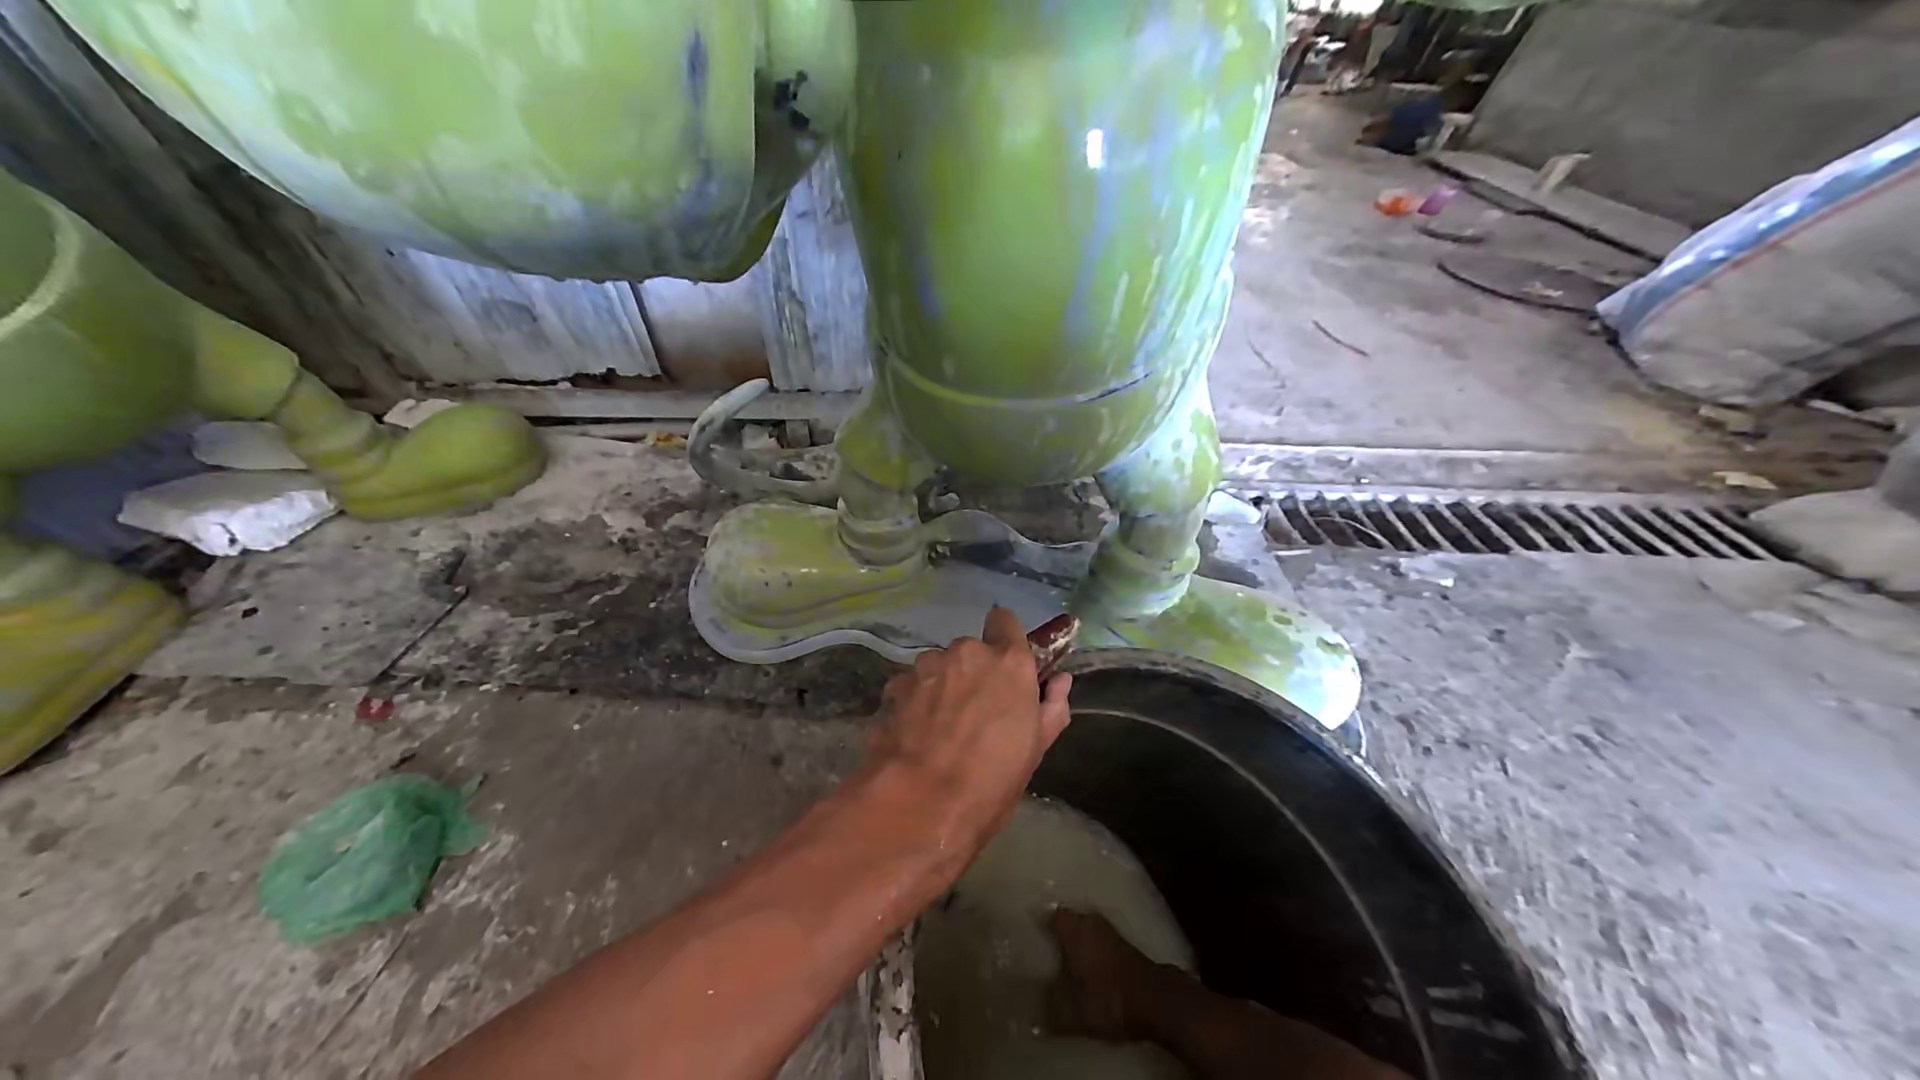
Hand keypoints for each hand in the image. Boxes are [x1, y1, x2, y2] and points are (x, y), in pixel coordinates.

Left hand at [863, 607, 1072, 856]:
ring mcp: (925, 667)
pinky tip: (913, 737)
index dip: (1005, 639)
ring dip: (941, 687)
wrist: (919, 803)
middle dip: (972, 673)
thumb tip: (1060, 681)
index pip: (1005, 621)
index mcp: (1007, 661)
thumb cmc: (991, 780)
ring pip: (937, 668)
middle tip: (973, 713)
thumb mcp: (1035, 750)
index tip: (1005, 666)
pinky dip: (914, 704)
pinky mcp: (893, 687)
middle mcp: (965, 652)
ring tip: (938, 730)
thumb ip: (1051, 707)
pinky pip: (911, 687)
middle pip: (970, 651)